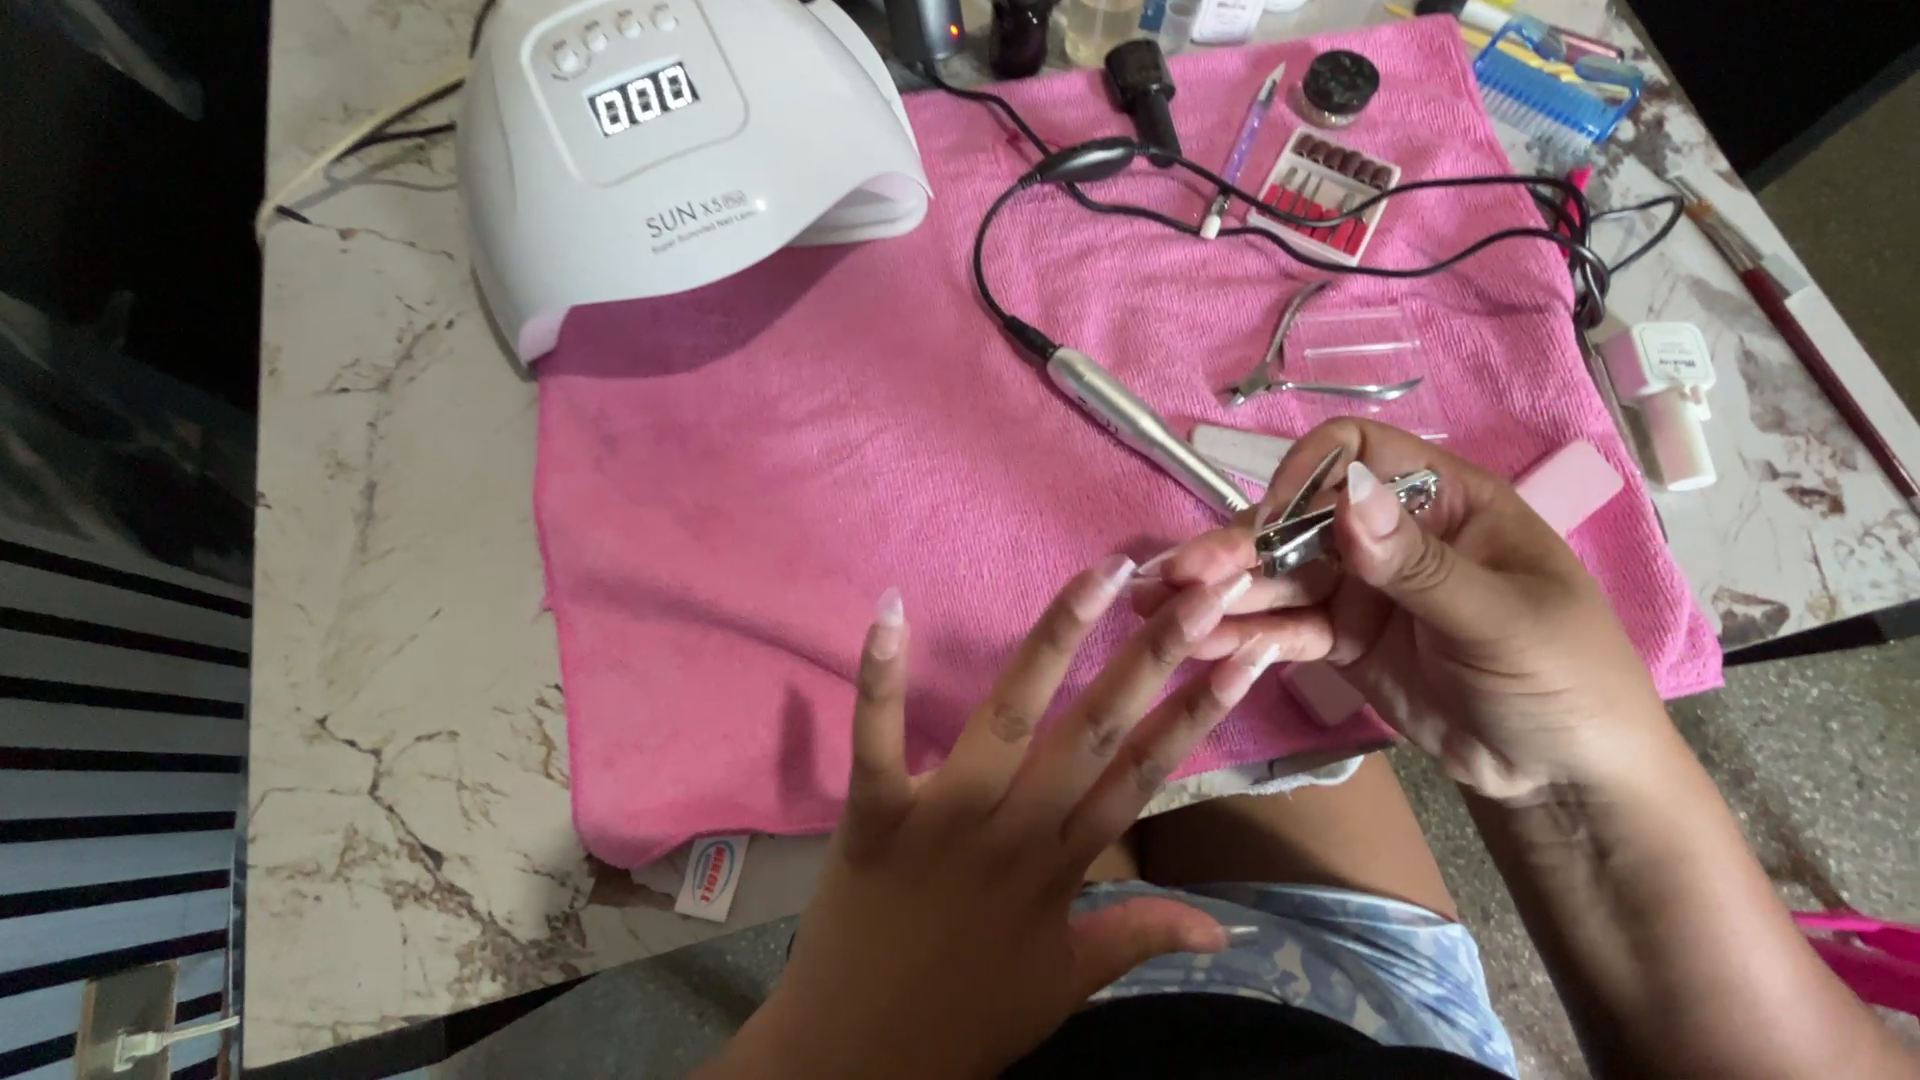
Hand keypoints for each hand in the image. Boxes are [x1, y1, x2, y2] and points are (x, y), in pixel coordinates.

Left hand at [706, 560, 1282, 1079]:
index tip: (1244, 656)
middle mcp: (1017, 829)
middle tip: (1198, 591)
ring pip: (1011, 713)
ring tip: (1099, 575)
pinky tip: (893, 605)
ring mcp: (946, 817)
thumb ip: (1140, 937)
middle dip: (1152, 657)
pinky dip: (882, 673)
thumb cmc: (965, 1017)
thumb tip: (1227, 930)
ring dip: (1057, 639)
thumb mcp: (1066, 984)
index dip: (1198, 714)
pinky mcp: (876, 815)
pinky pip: (878, 737)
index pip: (1146, 774)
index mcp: (1064, 864)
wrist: (859, 1063)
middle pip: (1096, 729)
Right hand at [1132, 418, 1666, 800]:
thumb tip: (1349, 496)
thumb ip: (1420, 564)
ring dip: (1223, 593)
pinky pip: (1282, 628)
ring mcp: (1359, 587)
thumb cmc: (1564, 680)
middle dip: (1238, 548)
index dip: (1307, 475)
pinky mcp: (1338, 637)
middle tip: (1180, 577)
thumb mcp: (1504, 620)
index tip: (1272, 519)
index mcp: (1442, 502)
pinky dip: (1243, 636)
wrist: (1560, 777)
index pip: (1358, 454)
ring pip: (1278, 577)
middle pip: (1297, 522)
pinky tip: (1200, 646)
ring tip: (1161, 611)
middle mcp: (1387, 534)